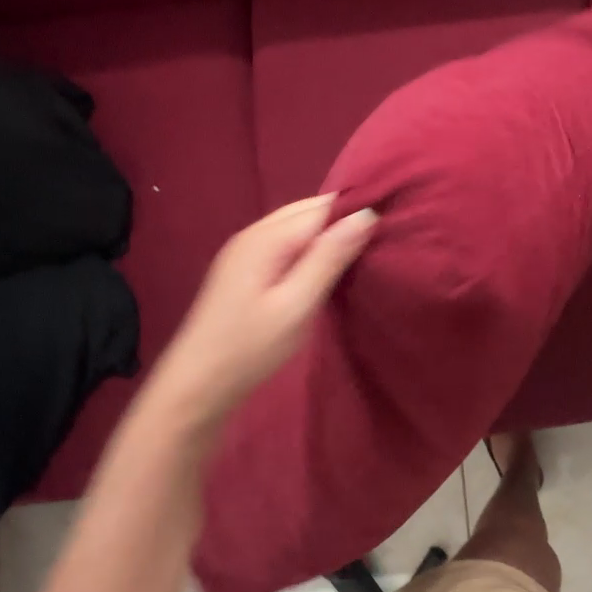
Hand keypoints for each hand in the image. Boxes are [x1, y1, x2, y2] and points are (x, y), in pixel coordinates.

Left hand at [155, 195, 376, 424]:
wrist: (197, 385)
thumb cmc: (250, 348)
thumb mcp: (297, 304)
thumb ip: (329, 257)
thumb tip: (366, 214)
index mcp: (267, 238)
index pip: (323, 206)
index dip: (358, 209)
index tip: (394, 221)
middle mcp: (255, 233)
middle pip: (310, 210)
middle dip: (346, 217)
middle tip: (386, 237)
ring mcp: (247, 250)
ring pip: (299, 224)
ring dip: (330, 232)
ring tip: (367, 249)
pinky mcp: (246, 268)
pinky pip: (288, 241)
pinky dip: (313, 245)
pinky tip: (331, 265)